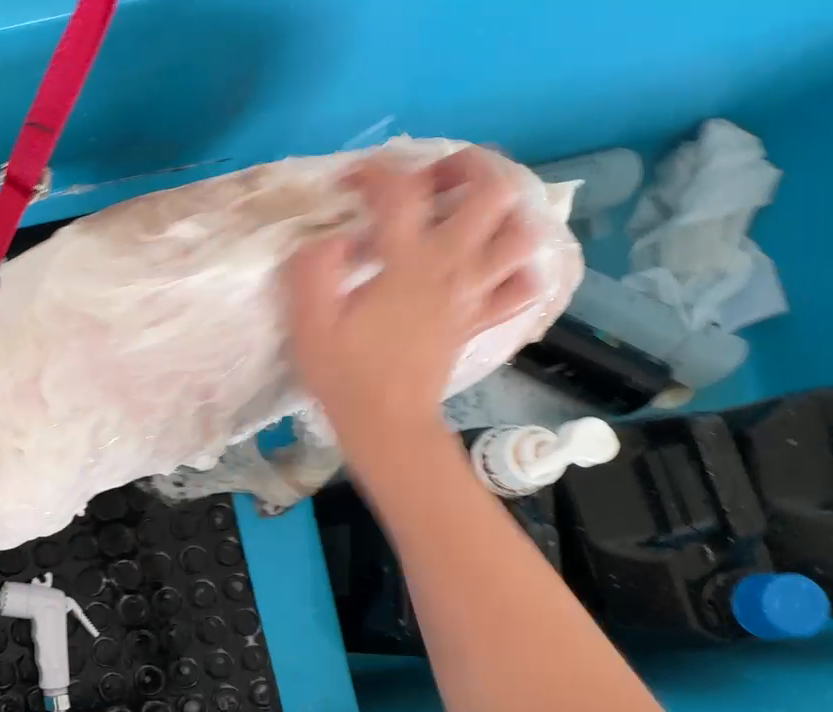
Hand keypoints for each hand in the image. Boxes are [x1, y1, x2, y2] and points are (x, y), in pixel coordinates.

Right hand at [284, 148, 539, 443]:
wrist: (384, 422)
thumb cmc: (343, 373)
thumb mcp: (309, 322)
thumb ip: (314, 270)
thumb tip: (332, 238)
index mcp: (407, 263)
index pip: (401, 193)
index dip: (377, 173)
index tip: (352, 180)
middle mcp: (453, 267)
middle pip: (493, 191)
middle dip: (467, 169)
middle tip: (434, 179)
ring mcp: (475, 293)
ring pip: (522, 231)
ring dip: (504, 211)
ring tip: (472, 213)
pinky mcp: (482, 318)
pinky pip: (523, 283)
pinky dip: (518, 266)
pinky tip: (494, 265)